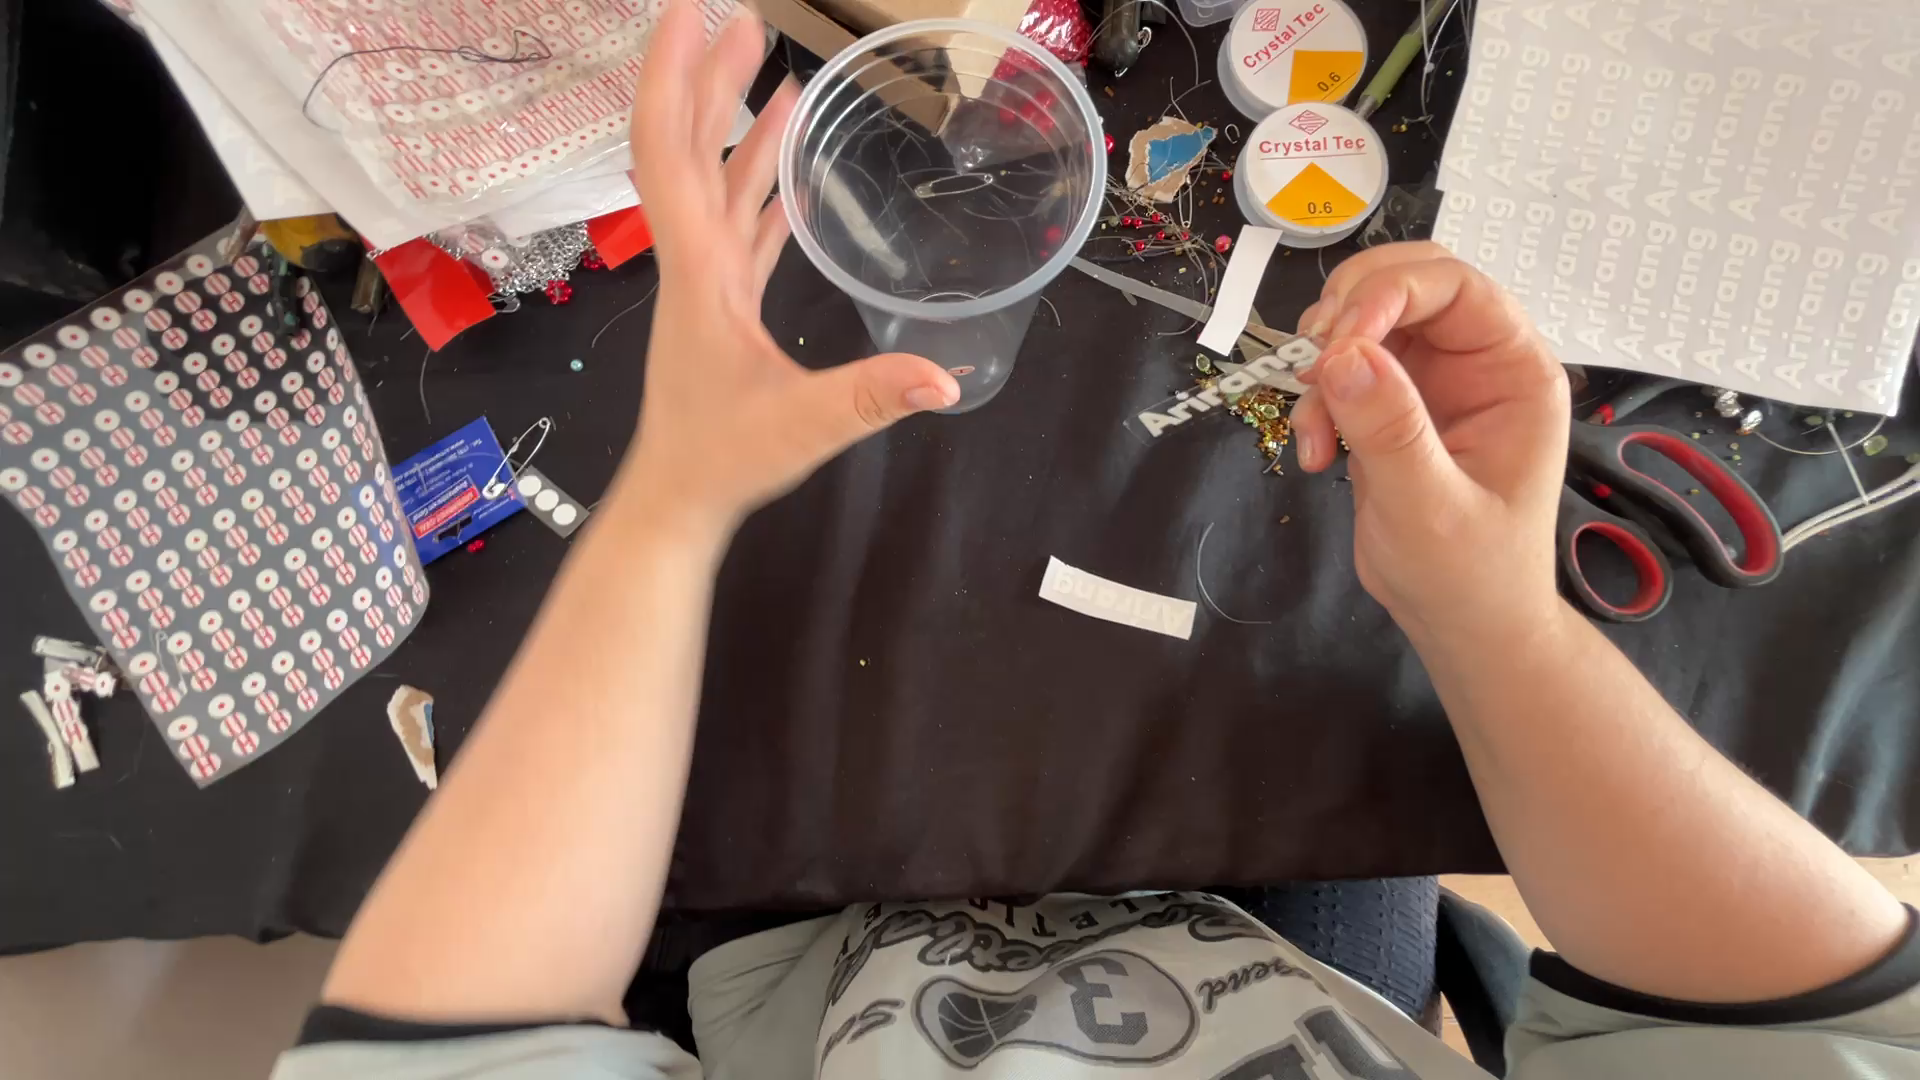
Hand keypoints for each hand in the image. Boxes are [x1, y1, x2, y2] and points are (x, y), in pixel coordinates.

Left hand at [618, 0, 959, 535]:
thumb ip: (874, 397)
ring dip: (735, 130)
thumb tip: (948, 379)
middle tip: (746, 21)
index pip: (668, 151)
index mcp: (700, 273)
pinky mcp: (721, 307)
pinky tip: (785, 175)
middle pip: (688, 151)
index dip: (675, 75)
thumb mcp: (805, 425)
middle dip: (711, 80)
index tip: (694, 12)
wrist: (680, 494)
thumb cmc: (725, 457)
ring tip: (776, 79)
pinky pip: (736, 231)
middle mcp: (694, 265)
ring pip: (713, 188)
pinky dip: (757, 193)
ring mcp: (706, 285)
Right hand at [1287, 242, 1570, 642]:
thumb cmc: (1466, 571)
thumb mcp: (1427, 504)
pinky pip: (1338, 377)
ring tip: (1312, 436)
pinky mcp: (1387, 411)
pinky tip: (1314, 456)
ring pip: (1358, 330)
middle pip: (1403, 287)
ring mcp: (1426, 386)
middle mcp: (1471, 365)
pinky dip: (1312, 406)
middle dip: (1345, 315)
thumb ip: (1388, 429)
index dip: (1386, 295)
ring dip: (1320, 372)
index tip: (1331, 345)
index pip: (1454, 287)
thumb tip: (1339, 356)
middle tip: (1308, 363)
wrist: (1455, 617)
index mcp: (1511, 371)